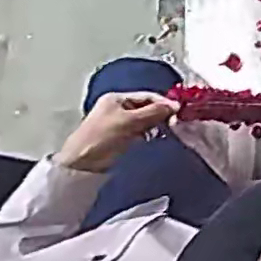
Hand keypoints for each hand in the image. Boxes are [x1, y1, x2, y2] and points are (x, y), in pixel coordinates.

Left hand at [55, 91, 179, 172]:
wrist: (81, 164)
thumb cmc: (103, 137)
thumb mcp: (130, 121)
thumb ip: (155, 111)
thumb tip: (176, 105)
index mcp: (117, 99)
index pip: (149, 96)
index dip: (165, 103)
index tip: (178, 112)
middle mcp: (119, 107)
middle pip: (149, 107)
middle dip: (161, 114)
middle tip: (172, 123)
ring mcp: (120, 121)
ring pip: (148, 119)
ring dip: (156, 124)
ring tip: (163, 131)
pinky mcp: (122, 135)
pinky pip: (143, 130)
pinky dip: (150, 132)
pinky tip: (153, 137)